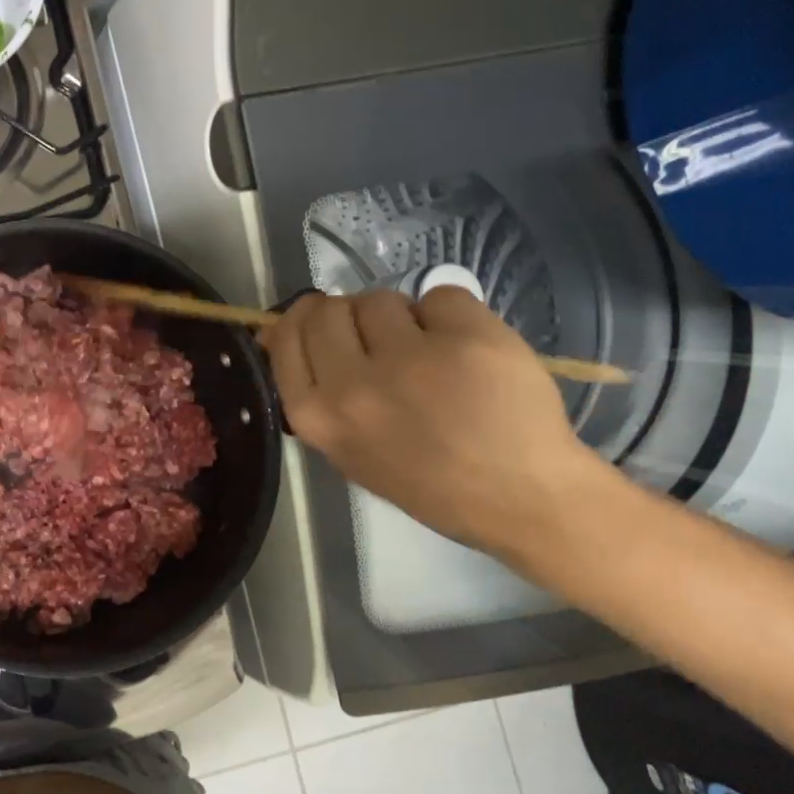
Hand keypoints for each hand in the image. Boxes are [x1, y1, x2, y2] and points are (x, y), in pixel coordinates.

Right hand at [260, 289, 605, 557]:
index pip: (286, 337)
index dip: (302, 321)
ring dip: (399, 315)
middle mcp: (353, 385)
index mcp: (317, 416)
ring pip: (381, 299)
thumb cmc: (427, 482)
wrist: (519, 497)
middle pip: (328, 310)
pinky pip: (440, 296)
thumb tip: (274, 332)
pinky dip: (450, 314)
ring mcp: (410, 358)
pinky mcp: (468, 337)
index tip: (322, 324)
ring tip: (427, 350)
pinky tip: (465, 348)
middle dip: (349, 315)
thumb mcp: (346, 449)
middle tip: (380, 340)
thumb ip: (313, 392)